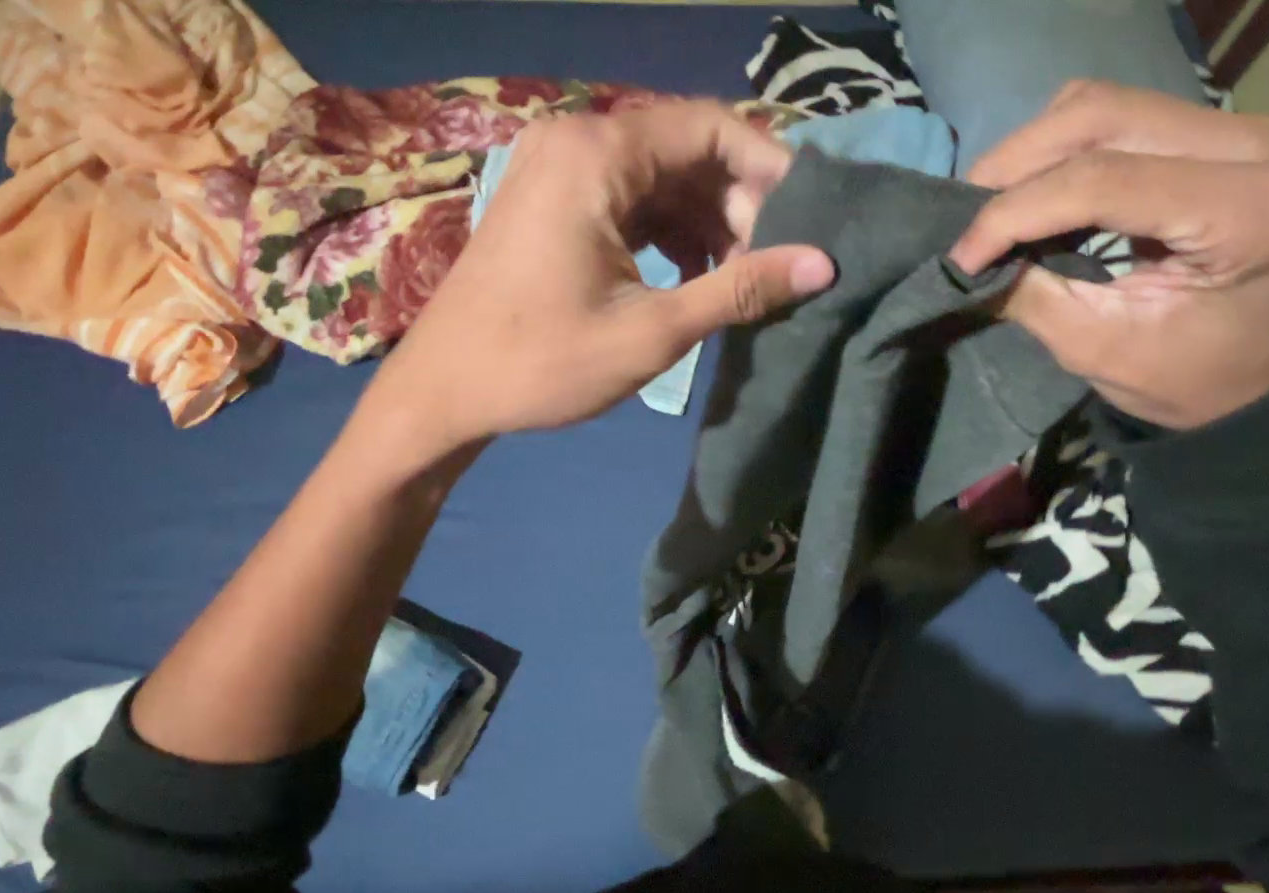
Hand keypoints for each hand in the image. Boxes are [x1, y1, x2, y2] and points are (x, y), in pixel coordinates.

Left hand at [369, 100, 834, 451]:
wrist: (444, 390)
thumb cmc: (542, 362)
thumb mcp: (652, 331)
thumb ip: (739, 289)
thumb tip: (823, 264)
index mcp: (597, 155)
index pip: (710, 127)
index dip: (769, 170)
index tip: (810, 221)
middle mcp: (577, 141)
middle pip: (687, 148)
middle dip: (740, 203)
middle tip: (775, 263)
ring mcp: (560, 168)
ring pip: (662, 175)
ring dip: (708, 220)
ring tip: (741, 277)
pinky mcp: (555, 200)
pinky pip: (631, 197)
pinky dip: (670, 230)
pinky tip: (693, 274)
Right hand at [950, 81, 1268, 429]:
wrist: (1249, 375)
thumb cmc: (1184, 378)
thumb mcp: (1099, 348)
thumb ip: (1034, 296)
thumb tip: (968, 259)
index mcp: (1248, 212)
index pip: (1104, 180)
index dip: (1016, 211)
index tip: (962, 255)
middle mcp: (1258, 146)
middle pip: (1102, 117)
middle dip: (1014, 166)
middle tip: (965, 216)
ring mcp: (1244, 127)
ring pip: (1103, 105)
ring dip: (1032, 152)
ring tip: (995, 206)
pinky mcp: (1220, 129)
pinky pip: (1119, 114)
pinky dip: (1059, 150)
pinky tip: (1036, 192)